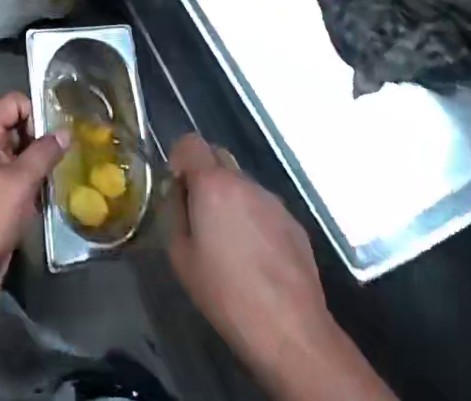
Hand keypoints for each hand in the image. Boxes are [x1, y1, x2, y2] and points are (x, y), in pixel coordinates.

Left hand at [0, 93, 66, 283]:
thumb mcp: (21, 179)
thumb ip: (44, 152)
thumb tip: (66, 132)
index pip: (11, 103)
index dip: (32, 108)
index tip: (54, 128)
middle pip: (21, 125)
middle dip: (45, 132)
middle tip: (70, 146)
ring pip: (27, 152)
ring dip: (46, 156)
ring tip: (70, 165)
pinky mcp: (7, 196)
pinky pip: (28, 175)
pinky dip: (43, 177)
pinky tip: (59, 187)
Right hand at [166, 135, 339, 387]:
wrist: (289, 328)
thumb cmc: (225, 293)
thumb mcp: (181, 256)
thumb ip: (176, 213)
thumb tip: (181, 195)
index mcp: (213, 184)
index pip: (191, 142)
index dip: (179, 158)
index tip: (177, 186)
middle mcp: (245, 182)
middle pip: (218, 158)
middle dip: (204, 176)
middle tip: (198, 214)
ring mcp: (274, 200)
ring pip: (243, 184)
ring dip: (230, 199)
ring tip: (229, 243)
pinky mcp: (294, 222)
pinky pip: (264, 207)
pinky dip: (253, 219)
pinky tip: (255, 258)